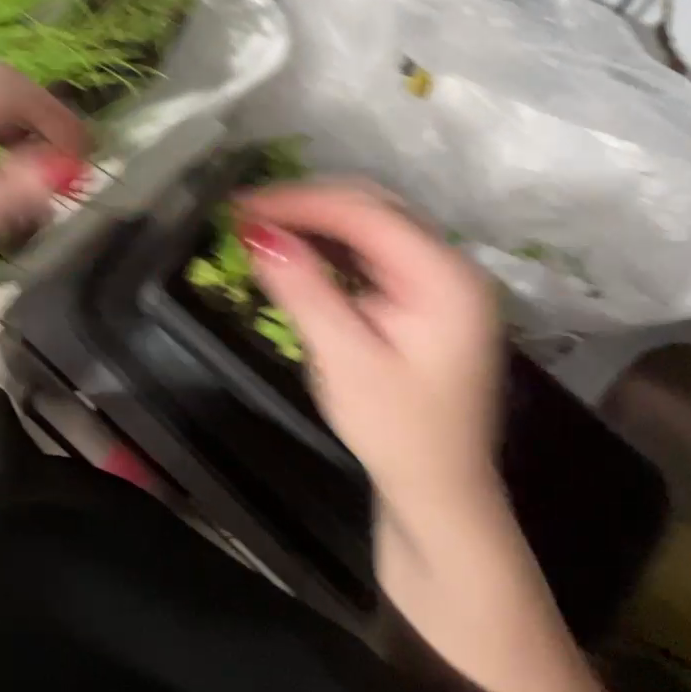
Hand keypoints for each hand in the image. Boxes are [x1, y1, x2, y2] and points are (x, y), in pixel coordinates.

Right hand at [235, 184, 503, 529]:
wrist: (438, 489)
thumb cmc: (395, 430)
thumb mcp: (344, 359)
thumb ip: (303, 289)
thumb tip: (256, 232)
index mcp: (444, 278)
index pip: (365, 214)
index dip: (299, 202)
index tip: (239, 208)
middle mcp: (450, 266)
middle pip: (372, 208)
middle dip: (305, 204)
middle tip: (244, 214)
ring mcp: (439, 279)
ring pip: (370, 225)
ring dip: (315, 221)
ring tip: (258, 226)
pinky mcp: (422, 296)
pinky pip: (371, 251)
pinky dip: (329, 245)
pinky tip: (295, 250)